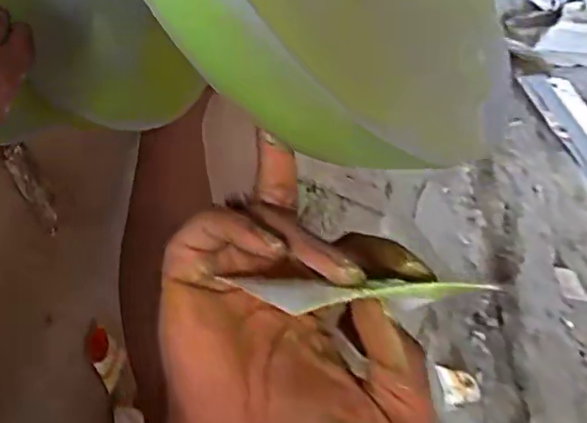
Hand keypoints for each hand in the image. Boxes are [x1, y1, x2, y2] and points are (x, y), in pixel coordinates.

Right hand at [159, 132, 432, 422]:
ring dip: (286, 230)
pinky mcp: (185, 268)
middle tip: (332, 239)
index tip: (401, 263)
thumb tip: (378, 296)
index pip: (332, 251)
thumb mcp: (390, 413)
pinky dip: (234, 228)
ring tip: (317, 266)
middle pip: (276, 211)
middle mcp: (267, 274)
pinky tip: (267, 251)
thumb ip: (397, 360)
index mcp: (314, 305)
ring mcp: (224, 269)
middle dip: (291, 187)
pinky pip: (203, 230)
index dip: (365, 247)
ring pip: (245, 215)